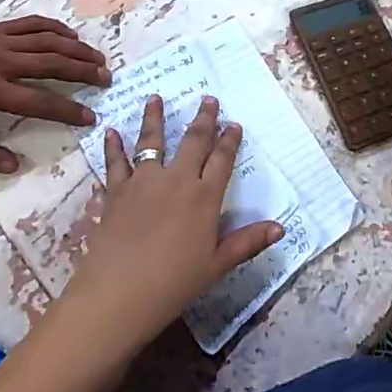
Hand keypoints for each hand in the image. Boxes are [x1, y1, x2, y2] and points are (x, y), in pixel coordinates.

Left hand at [0, 17, 109, 173]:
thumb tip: (12, 165)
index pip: (40, 101)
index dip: (69, 110)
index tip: (89, 117)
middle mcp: (0, 62)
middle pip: (54, 63)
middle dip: (84, 71)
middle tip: (106, 79)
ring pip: (48, 40)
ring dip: (76, 48)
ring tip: (98, 57)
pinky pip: (31, 23)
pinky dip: (54, 27)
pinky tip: (69, 34)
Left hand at [62, 95, 282, 346]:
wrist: (118, 294)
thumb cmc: (174, 283)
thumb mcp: (216, 265)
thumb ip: (247, 242)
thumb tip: (280, 228)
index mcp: (204, 197)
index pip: (222, 160)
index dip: (229, 140)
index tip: (234, 123)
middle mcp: (176, 180)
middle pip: (193, 142)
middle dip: (203, 119)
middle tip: (208, 99)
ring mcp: (144, 182)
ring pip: (151, 141)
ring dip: (154, 117)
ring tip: (155, 97)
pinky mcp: (116, 191)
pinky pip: (115, 162)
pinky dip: (113, 146)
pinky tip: (111, 131)